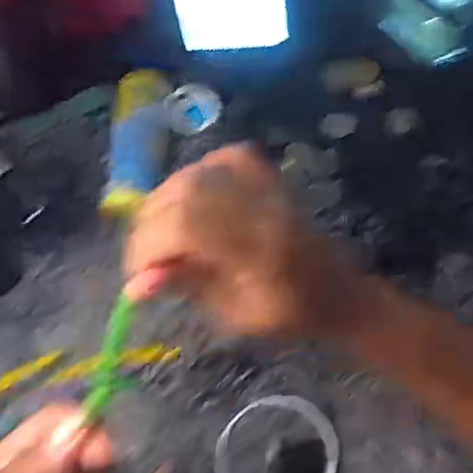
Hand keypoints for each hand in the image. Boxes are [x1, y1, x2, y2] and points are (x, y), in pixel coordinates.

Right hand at [124, 144, 378, 338]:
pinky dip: (198, 173)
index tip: (138, 276)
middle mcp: (261, 209)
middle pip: (185, 193)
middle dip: (149, 226)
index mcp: (258, 250)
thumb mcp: (236, 315)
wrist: (339, 291)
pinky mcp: (271, 177)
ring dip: (165, 201)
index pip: (185, 225)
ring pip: (198, 173)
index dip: (147, 246)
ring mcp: (268, 188)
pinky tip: (193, 199)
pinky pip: (225, 158)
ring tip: (164, 234)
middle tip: (148, 258)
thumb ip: (189, 288)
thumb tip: (134, 285)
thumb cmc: (289, 314)